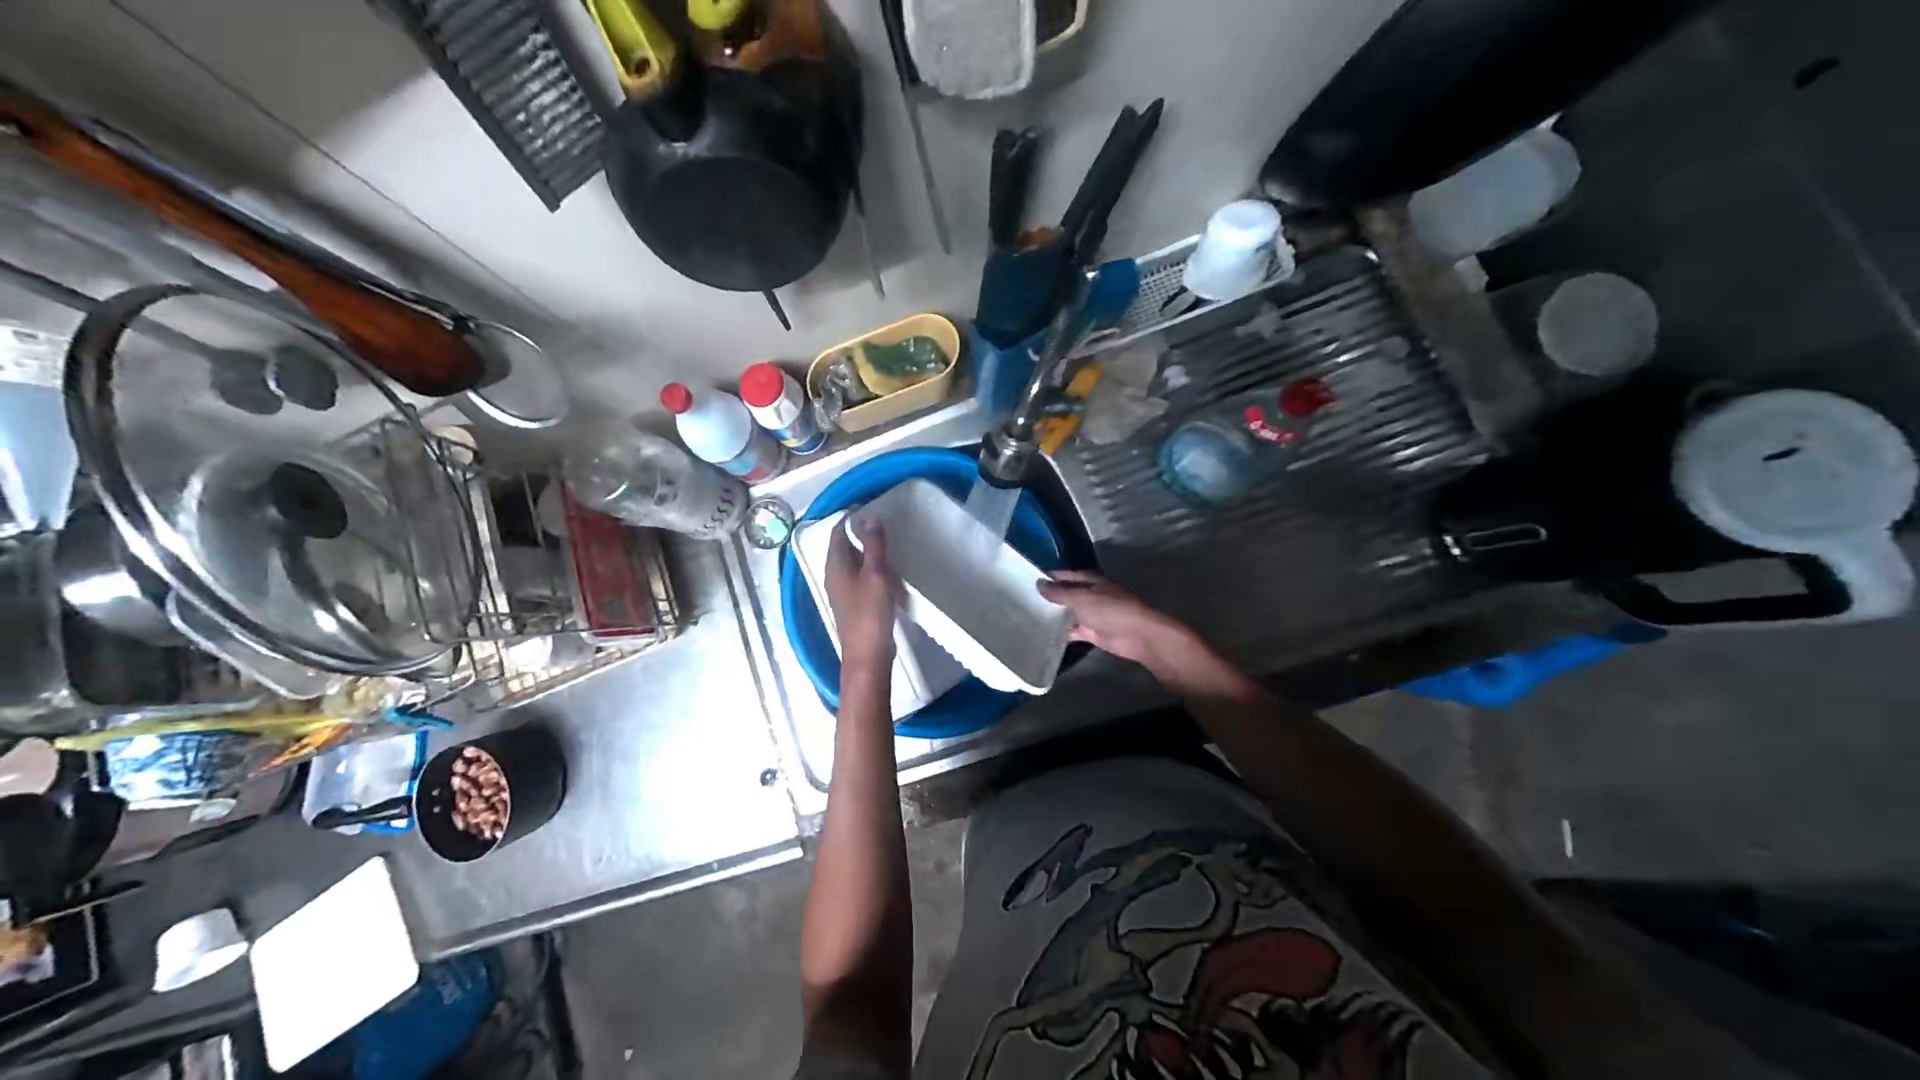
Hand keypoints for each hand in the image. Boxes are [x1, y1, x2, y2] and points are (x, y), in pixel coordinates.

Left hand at [826, 519, 899, 671]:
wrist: (867, 655)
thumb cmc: (870, 613)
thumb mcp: (876, 574)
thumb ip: (873, 546)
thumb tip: (869, 518)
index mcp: (835, 565)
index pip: (838, 533)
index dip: (851, 519)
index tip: (870, 507)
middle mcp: (833, 576)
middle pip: (843, 547)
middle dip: (860, 535)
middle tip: (883, 525)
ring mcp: (841, 592)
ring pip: (852, 564)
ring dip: (866, 554)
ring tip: (887, 546)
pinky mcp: (852, 605)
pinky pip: (859, 579)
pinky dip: (871, 571)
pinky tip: (887, 575)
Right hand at [1038, 572, 1251, 699]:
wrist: (1138, 635)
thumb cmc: (1111, 610)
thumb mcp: (1081, 598)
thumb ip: (1059, 593)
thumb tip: (1040, 584)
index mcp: (1091, 580)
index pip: (1067, 575)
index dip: (1051, 576)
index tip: (1030, 579)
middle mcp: (1092, 595)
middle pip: (1068, 594)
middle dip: (1051, 596)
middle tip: (1025, 600)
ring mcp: (1093, 614)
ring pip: (1070, 613)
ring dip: (1056, 615)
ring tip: (1030, 617)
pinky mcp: (1094, 633)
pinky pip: (1074, 630)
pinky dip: (1062, 632)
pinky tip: (1045, 635)